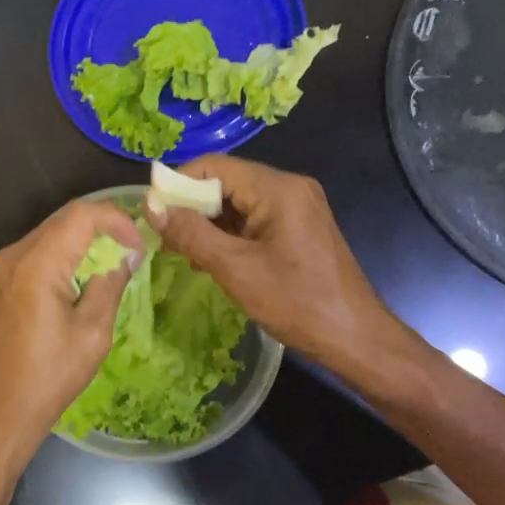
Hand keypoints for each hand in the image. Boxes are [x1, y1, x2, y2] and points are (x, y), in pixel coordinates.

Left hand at [0, 199, 143, 479]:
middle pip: (62, 221)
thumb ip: (109, 285)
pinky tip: (78, 281)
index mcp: (36, 265)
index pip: (80, 216)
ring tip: (109, 267)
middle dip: (100, 229)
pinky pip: (33, 254)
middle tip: (129, 253)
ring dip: (81, 243)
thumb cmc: (49, 377)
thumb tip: (125, 256)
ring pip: (48, 235)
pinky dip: (60, 257)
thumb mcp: (92, 333)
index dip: (116, 221)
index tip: (137, 246)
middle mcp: (12, 257)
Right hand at [145, 156, 404, 376]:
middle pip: (224, 182)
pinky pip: (251, 219)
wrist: (354, 338)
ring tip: (182, 253)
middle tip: (163, 239)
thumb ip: (190, 233)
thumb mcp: (234, 268)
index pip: (214, 167)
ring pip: (235, 203)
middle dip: (190, 207)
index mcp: (278, 189)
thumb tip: (150, 205)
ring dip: (205, 224)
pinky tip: (208, 259)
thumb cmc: (296, 303)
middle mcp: (289, 188)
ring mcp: (296, 208)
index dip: (177, 185)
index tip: (151, 215)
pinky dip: (226, 235)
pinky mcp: (297, 228)